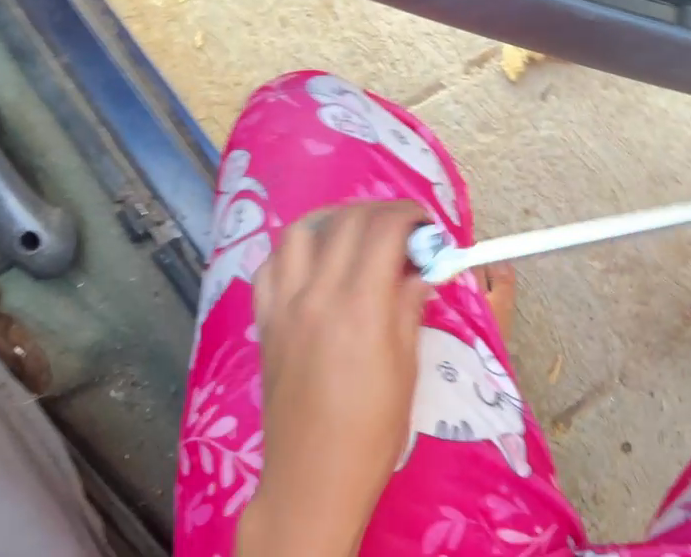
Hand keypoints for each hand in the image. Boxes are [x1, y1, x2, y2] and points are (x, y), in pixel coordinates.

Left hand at [237, 201, 432, 556]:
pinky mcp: (265, 321)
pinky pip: (270, 265)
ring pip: (300, 231)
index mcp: (360, 307)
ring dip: (333, 220)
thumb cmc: (372, 430)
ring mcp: (284, 305)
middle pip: (346, 221)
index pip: (383, 229)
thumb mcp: (407, 367)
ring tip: (356, 233)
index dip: (409, 215)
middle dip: (380, 212)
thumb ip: (409, 307)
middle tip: (402, 227)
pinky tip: (314, 261)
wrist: (313, 478)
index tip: (426, 225)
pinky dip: (294, 250)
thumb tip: (419, 271)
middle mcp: (317, 294)